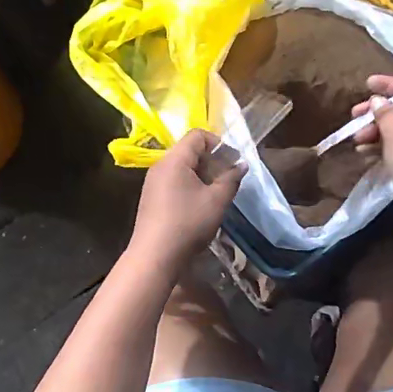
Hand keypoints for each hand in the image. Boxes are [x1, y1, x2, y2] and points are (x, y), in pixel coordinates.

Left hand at [128, 129, 243, 271]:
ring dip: (202, 176)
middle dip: (212, 161)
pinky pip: (174, 182)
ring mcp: (153, 183)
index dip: (219, 144)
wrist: (155, 256)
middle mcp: (160, 166)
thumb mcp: (217, 200)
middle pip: (189, 150)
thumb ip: (231, 178)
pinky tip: (199, 206)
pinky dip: (190, 187)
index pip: (198, 135)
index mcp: (175, 160)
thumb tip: (241, 164)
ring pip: (182, 168)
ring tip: (216, 195)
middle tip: (228, 180)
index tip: (233, 162)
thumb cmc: (188, 223)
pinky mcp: (151, 198)